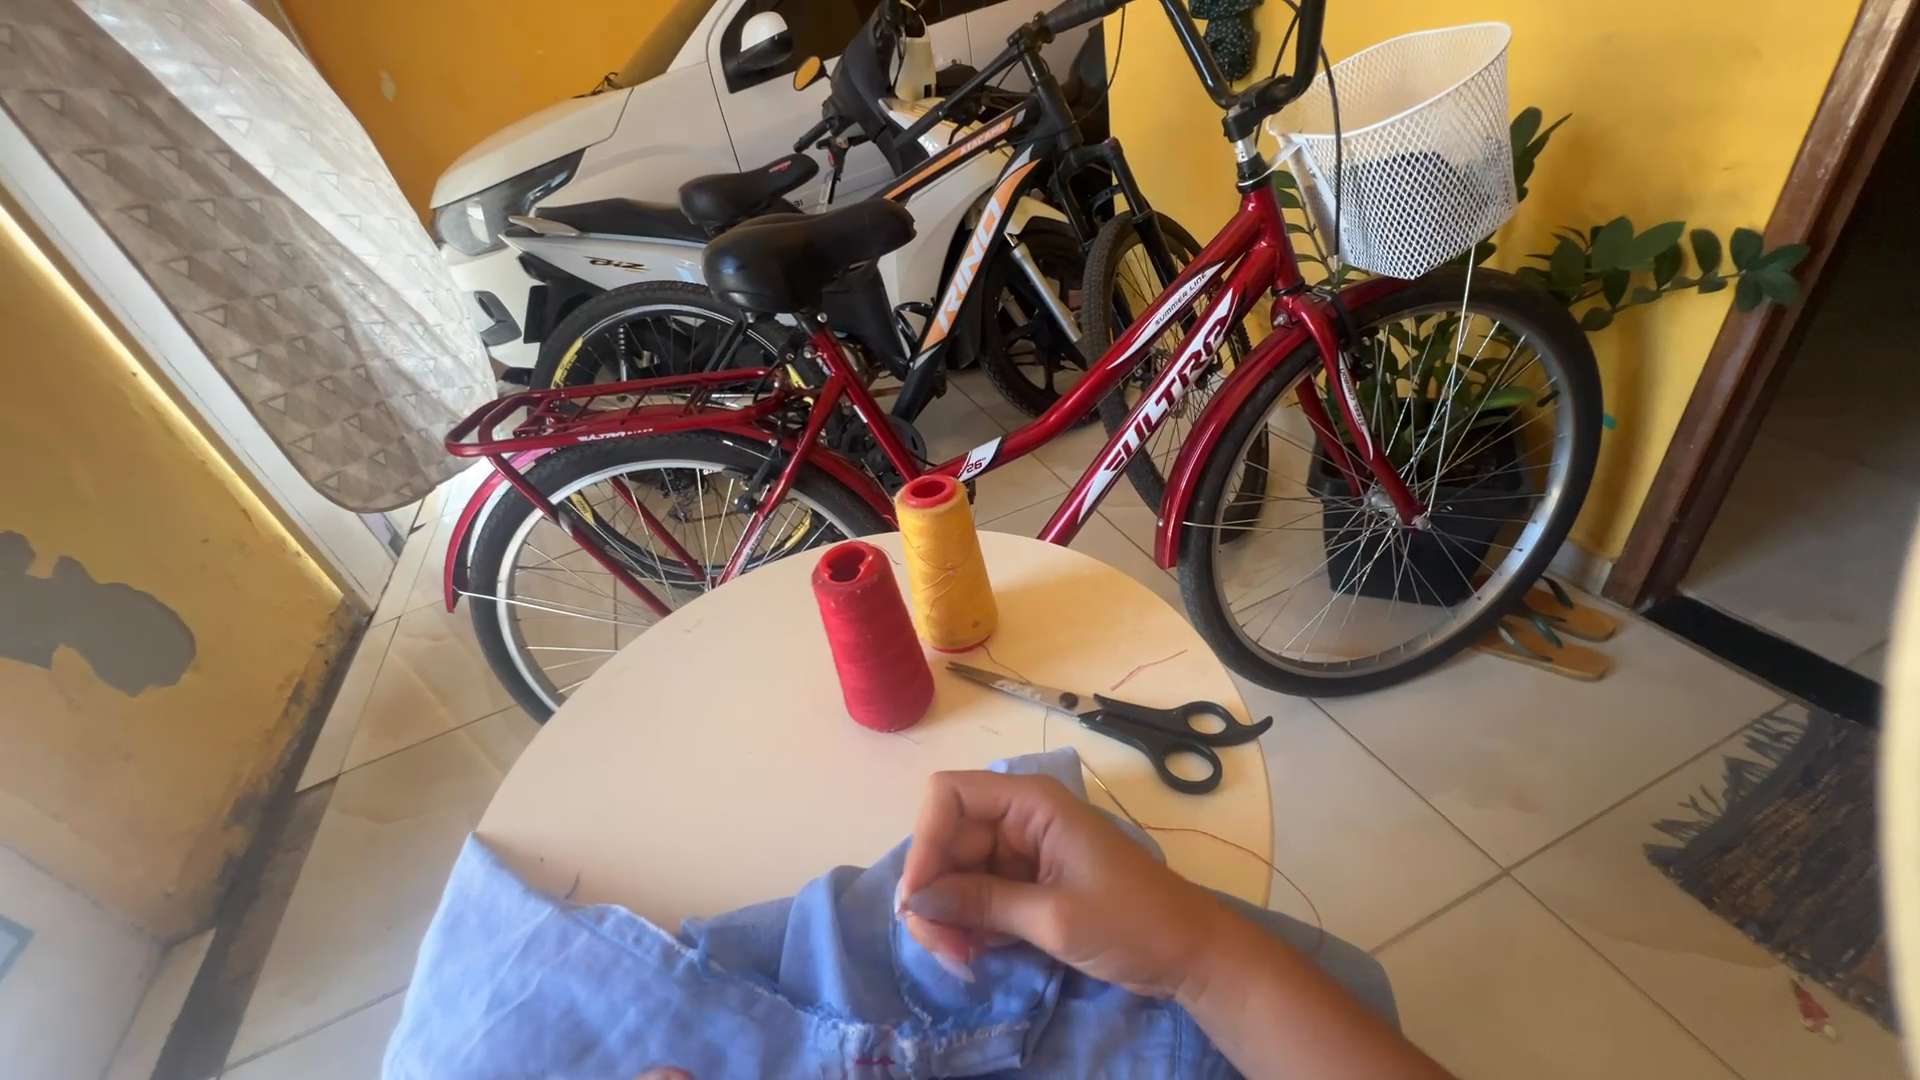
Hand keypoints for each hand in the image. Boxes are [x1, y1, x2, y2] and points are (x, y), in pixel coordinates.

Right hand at [896, 769, 1234, 998]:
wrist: (1189, 954)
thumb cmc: (1132, 921)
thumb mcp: (1054, 916)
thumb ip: (982, 903)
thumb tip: (914, 901)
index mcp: (1030, 801)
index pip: (949, 795)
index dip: (926, 842)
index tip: (918, 901)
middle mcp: (1018, 817)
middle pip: (948, 840)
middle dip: (935, 894)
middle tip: (942, 951)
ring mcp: (1020, 850)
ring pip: (957, 872)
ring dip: (948, 916)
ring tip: (960, 960)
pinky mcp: (1025, 882)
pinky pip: (978, 894)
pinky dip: (969, 924)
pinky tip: (974, 956)